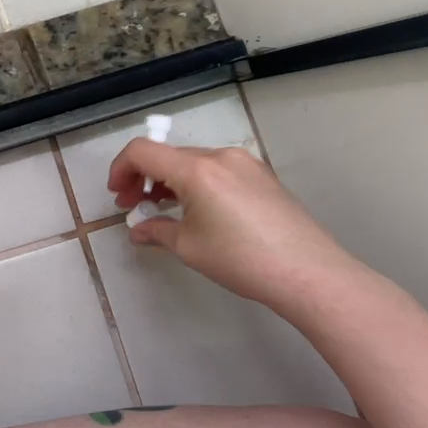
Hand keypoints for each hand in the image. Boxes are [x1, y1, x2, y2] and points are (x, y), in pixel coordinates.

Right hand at [108, 139, 363, 312]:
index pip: (143, 152)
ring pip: (192, 162)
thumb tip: (139, 229)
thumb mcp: (188, 247)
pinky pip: (216, 170)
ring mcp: (245, 164)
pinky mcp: (262, 177)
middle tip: (133, 206)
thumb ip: (157, 231)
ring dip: (169, 181)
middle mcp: (220, 156)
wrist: (311, 275)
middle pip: (168, 155)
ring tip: (162, 209)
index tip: (117, 194)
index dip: (121, 169)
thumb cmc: (242, 259)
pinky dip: (195, 184)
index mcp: (197, 169)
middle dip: (144, 178)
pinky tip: (196, 210)